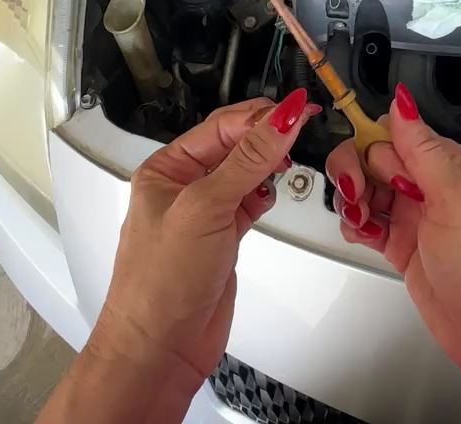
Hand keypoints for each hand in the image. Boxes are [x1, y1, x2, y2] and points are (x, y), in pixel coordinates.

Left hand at [38, 90, 314, 423]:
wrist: (159, 353)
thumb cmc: (159, 284)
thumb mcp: (207, 207)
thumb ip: (249, 159)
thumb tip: (283, 118)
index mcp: (166, 168)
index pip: (221, 125)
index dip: (260, 115)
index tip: (297, 107)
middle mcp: (184, 187)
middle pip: (235, 144)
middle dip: (267, 134)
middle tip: (302, 123)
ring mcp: (205, 213)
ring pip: (245, 170)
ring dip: (268, 162)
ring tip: (289, 157)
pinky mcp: (223, 237)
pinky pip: (250, 199)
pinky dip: (265, 192)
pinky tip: (272, 192)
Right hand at [324, 85, 460, 421]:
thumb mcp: (456, 199)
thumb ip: (424, 150)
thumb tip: (402, 101)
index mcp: (443, 162)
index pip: (392, 132)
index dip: (371, 147)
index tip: (367, 172)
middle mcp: (425, 182)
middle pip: (370, 156)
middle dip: (354, 174)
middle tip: (360, 201)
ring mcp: (412, 212)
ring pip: (364, 187)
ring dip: (352, 200)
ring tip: (362, 222)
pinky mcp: (400, 242)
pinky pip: (365, 220)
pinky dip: (355, 224)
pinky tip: (364, 235)